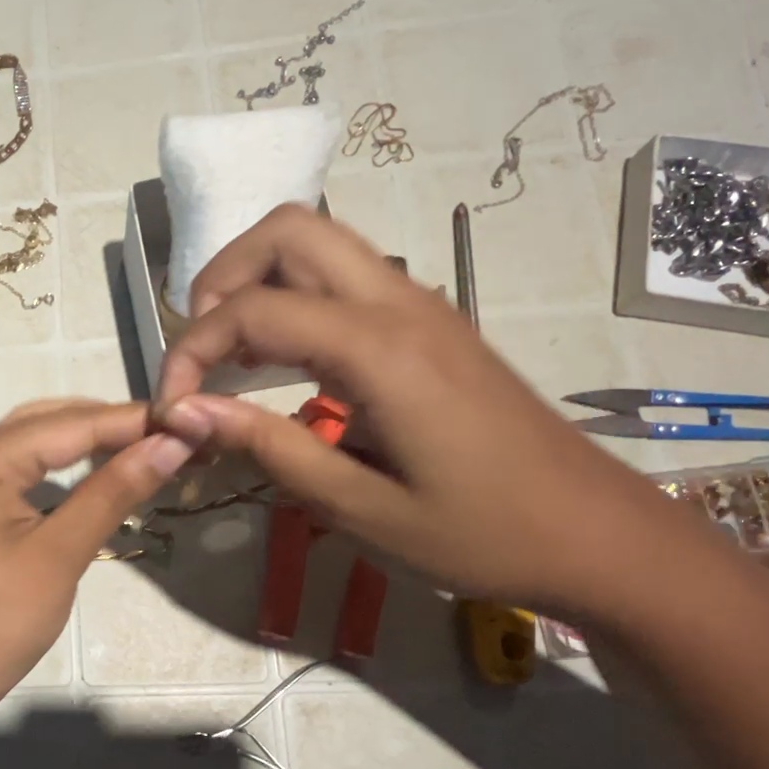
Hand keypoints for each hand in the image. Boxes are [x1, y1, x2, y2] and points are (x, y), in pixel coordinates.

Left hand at [0, 401, 194, 721]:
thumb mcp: (59, 554)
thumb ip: (113, 491)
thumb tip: (171, 442)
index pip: (72, 423)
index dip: (135, 421)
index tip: (195, 422)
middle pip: (51, 423)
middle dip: (113, 427)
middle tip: (177, 439)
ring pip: (35, 443)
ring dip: (89, 444)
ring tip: (149, 451)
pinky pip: (20, 470)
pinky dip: (61, 469)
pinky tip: (99, 474)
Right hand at [153, 203, 705, 615]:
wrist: (596, 536)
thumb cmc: (480, 534)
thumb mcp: (357, 508)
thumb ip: (266, 447)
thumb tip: (185, 410)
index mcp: (379, 350)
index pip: (252, 310)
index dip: (191, 353)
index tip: (172, 410)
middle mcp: (400, 305)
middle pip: (289, 231)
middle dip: (220, 279)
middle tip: (199, 353)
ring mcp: (422, 307)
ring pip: (319, 243)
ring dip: (256, 282)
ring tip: (228, 358)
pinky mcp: (431, 325)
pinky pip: (345, 279)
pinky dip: (292, 300)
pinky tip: (278, 365)